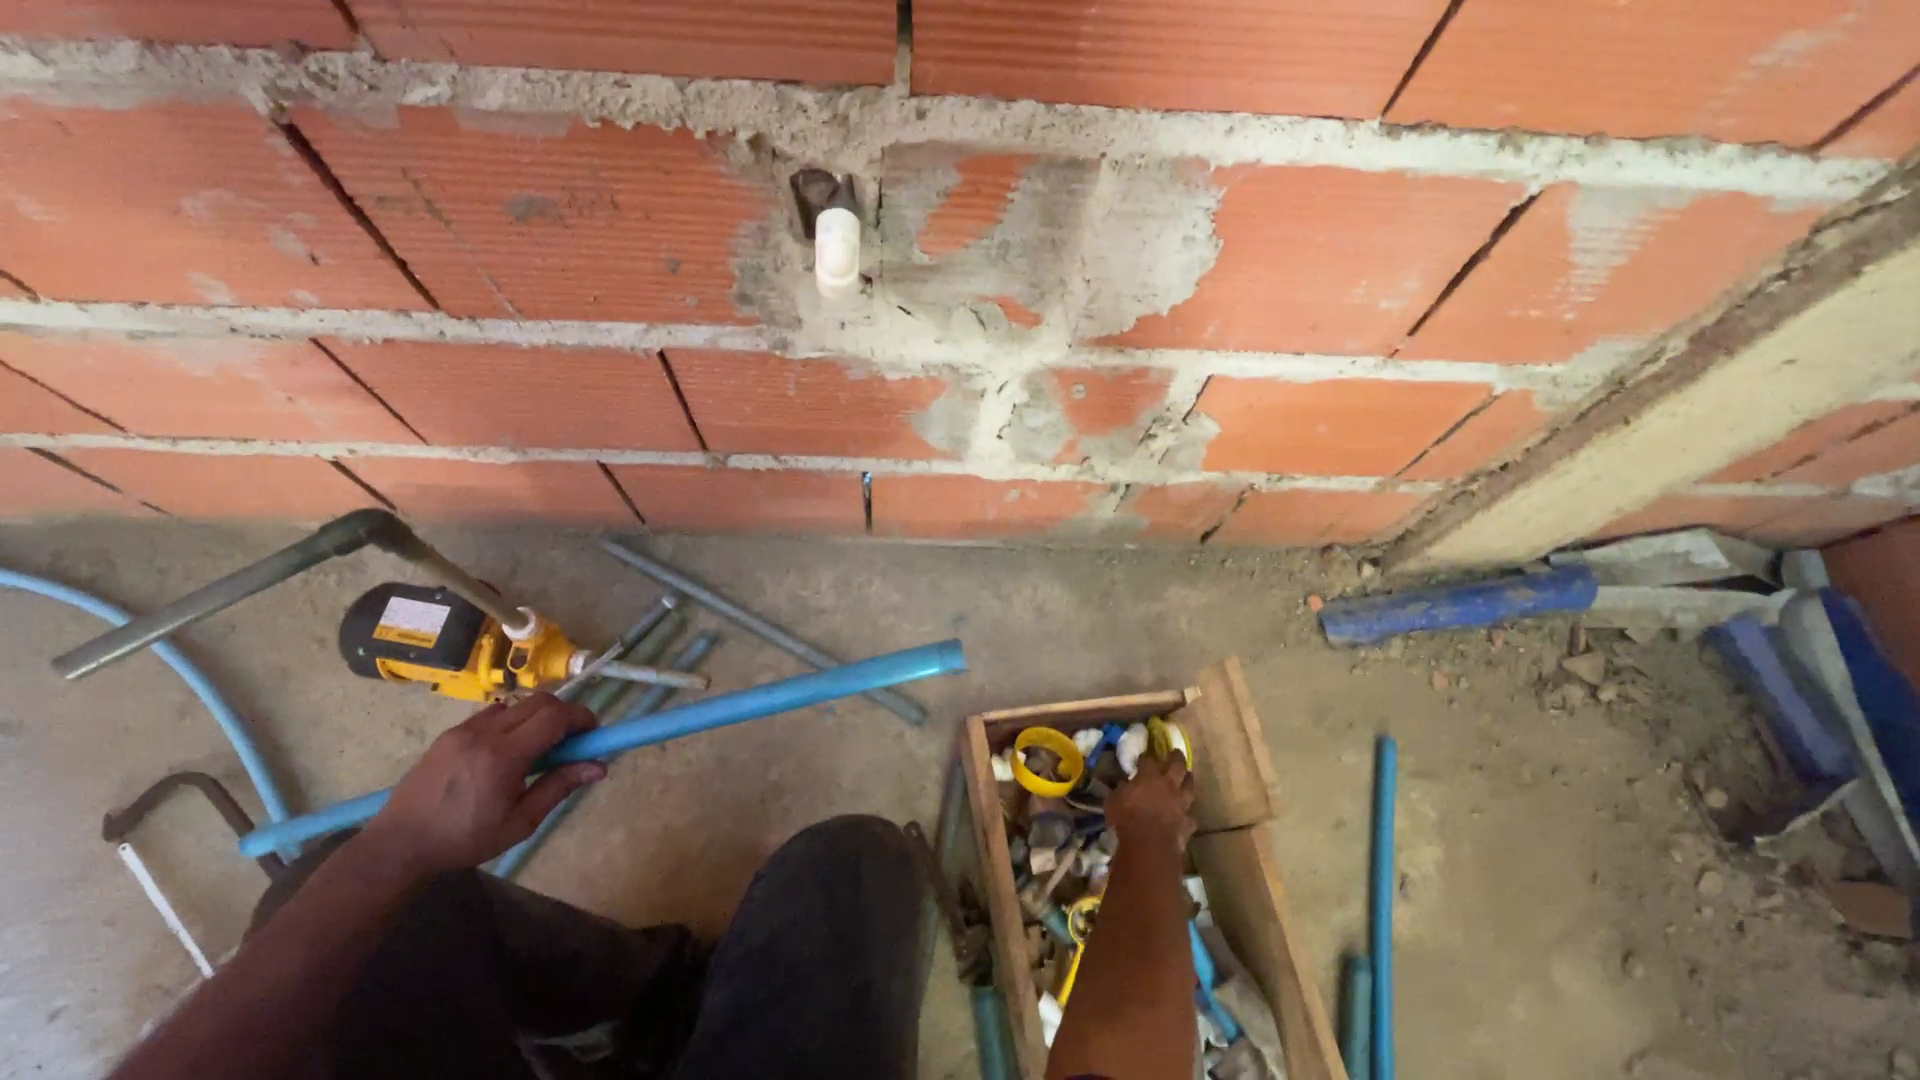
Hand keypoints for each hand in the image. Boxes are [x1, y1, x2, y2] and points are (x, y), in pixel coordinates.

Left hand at [361, 693, 605, 876]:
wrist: (399, 844)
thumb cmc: (464, 839)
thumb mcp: (520, 822)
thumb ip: (559, 787)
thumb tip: (599, 767)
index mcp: (503, 756)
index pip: (555, 717)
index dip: (582, 718)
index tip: (594, 734)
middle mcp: (484, 733)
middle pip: (540, 701)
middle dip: (564, 714)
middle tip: (572, 741)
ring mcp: (463, 729)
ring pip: (516, 704)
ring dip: (538, 716)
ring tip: (539, 747)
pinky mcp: (449, 733)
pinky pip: (492, 714)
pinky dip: (512, 721)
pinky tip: (507, 750)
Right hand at [1105, 751, 1194, 852]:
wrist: (1150, 844)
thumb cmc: (1127, 818)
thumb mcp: (1113, 801)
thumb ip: (1121, 790)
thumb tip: (1124, 784)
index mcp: (1149, 776)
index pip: (1148, 760)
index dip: (1145, 758)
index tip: (1142, 757)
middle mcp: (1168, 785)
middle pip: (1177, 765)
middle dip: (1176, 757)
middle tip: (1175, 752)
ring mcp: (1181, 803)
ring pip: (1189, 786)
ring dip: (1188, 780)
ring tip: (1188, 775)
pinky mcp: (1187, 822)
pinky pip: (1189, 815)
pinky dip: (1186, 813)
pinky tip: (1184, 814)